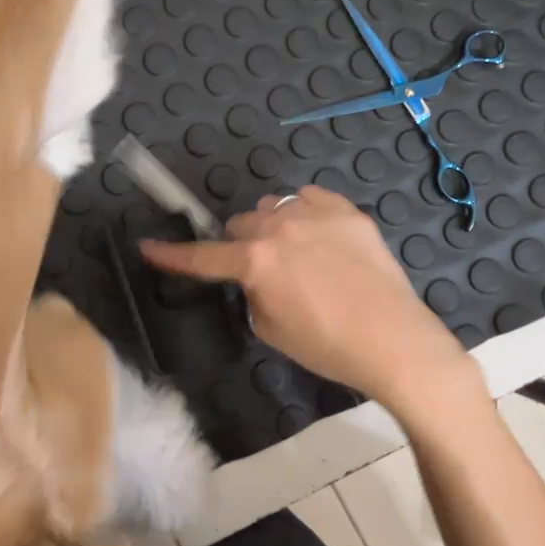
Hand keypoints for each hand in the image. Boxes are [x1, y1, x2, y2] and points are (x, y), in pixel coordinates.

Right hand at [140, 186, 478, 411]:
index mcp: (254, 262)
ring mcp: (315, 215)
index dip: (171, 255)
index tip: (147, 247)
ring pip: (272, 209)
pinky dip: (304, 215)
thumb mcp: (270, 328)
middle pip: (239, 225)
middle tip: (260, 272)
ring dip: (271, 228)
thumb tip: (256, 275)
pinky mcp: (347, 213)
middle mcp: (278, 229)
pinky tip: (320, 239)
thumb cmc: (328, 346)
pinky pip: (309, 199)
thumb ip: (251, 291)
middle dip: (240, 246)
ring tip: (296, 256)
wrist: (398, 342)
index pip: (202, 257)